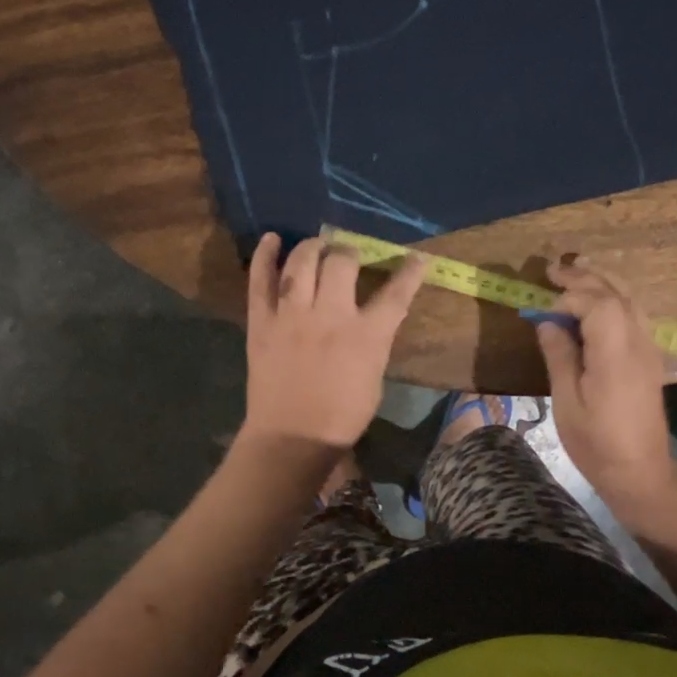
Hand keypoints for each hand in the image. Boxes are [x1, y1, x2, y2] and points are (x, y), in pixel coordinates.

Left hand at [240, 233, 427, 448]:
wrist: (292, 438)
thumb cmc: (341, 417)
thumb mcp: (374, 379)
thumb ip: (375, 343)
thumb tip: (375, 320)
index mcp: (366, 335)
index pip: (396, 293)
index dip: (410, 272)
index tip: (416, 258)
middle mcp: (330, 315)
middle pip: (342, 263)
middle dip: (349, 252)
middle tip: (349, 255)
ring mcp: (292, 315)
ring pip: (301, 262)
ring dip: (312, 247)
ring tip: (317, 245)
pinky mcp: (262, 322)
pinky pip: (260, 281)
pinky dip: (265, 256)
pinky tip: (273, 238)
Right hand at [535, 260, 674, 500]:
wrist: (639, 471)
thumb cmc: (595, 442)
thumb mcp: (566, 401)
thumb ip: (559, 355)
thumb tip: (547, 322)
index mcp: (615, 353)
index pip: (595, 304)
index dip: (567, 297)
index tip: (540, 306)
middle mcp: (638, 343)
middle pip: (615, 294)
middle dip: (585, 278)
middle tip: (552, 270)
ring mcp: (649, 349)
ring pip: (630, 300)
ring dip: (603, 283)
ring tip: (576, 272)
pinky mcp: (650, 359)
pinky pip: (635, 315)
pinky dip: (615, 299)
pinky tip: (598, 302)